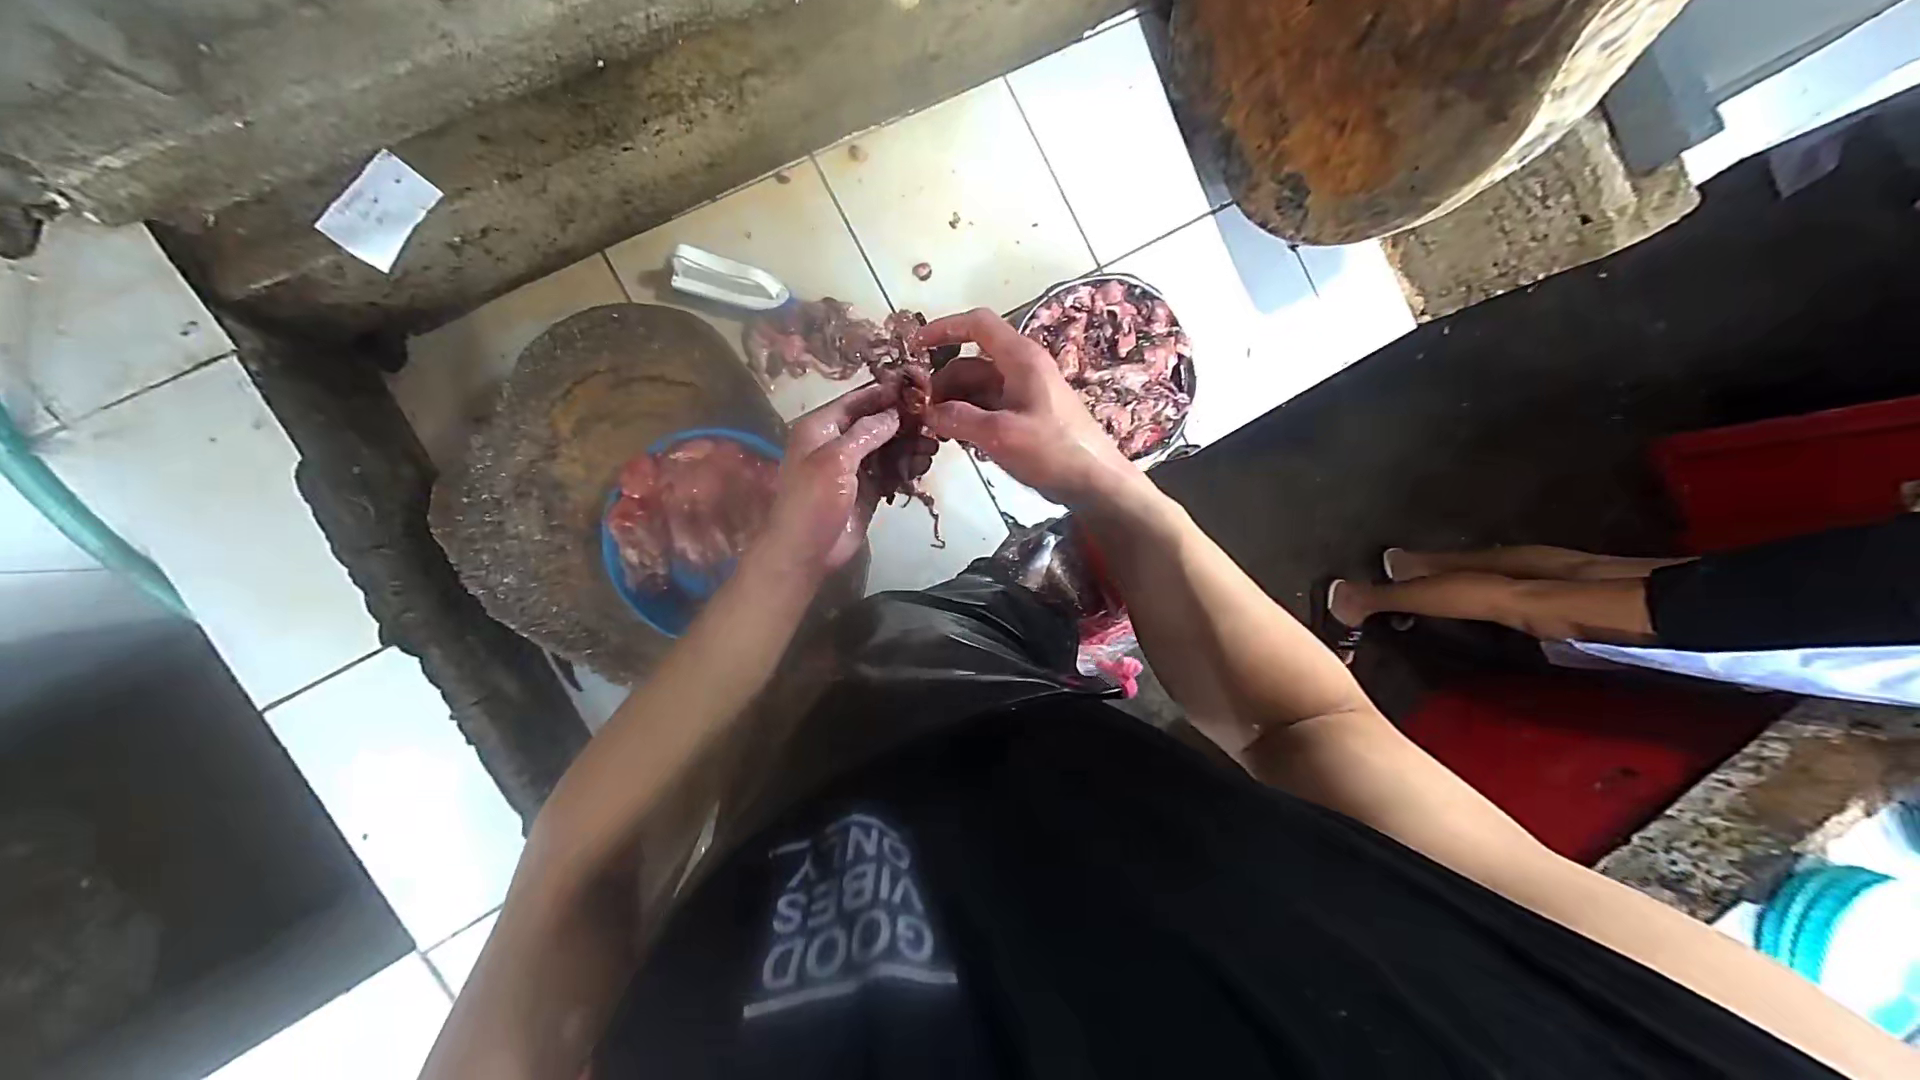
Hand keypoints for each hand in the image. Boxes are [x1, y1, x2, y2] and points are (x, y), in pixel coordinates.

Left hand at [756, 381, 932, 578]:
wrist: (807, 552)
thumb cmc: (813, 501)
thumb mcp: (835, 459)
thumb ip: (866, 432)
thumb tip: (894, 413)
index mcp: (821, 428)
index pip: (856, 401)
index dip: (884, 393)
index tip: (917, 388)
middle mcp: (837, 443)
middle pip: (875, 423)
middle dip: (903, 422)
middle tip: (933, 422)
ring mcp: (854, 468)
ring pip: (887, 448)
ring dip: (909, 446)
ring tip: (932, 448)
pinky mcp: (867, 490)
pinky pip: (891, 471)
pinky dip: (907, 467)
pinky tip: (924, 465)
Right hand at [916, 308, 1141, 508]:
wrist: (1096, 482)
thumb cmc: (1054, 451)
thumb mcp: (1001, 435)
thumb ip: (959, 419)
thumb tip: (928, 412)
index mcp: (1020, 358)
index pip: (978, 325)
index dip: (944, 328)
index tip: (914, 347)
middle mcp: (1021, 368)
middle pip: (970, 363)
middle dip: (943, 383)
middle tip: (921, 413)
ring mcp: (1024, 393)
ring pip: (977, 388)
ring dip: (953, 405)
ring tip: (935, 432)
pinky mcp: (1026, 416)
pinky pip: (988, 408)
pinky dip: (969, 418)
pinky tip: (958, 440)